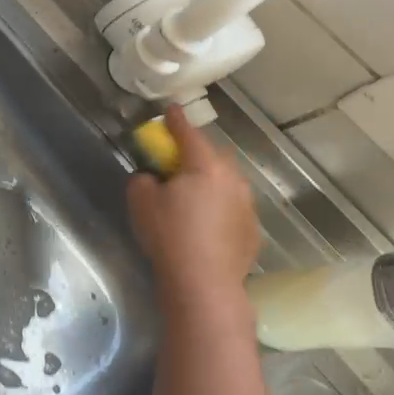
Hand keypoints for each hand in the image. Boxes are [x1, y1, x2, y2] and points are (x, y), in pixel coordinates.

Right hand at [126, 104, 261, 306]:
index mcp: (204, 166)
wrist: (204, 284)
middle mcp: (232, 180)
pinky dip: (218, 207)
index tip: (169, 110)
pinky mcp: (252, 231)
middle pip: (212, 156)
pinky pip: (232, 207)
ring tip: (190, 194)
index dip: (175, 120)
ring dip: (209, 181)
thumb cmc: (169, 234)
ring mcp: (247, 206)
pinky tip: (204, 223)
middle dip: (195, 153)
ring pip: (226, 182)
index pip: (188, 134)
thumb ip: (144, 178)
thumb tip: (153, 178)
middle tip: (174, 161)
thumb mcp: (140, 199)